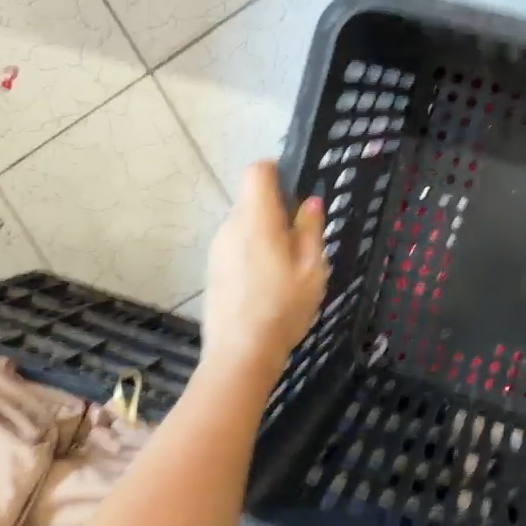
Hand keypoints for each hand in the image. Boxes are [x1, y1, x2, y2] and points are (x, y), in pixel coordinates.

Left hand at [202, 161, 328, 371]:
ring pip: (245, 225)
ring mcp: (218, 248)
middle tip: (303, 243)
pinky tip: (268, 285)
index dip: (278, 171)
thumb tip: (310, 202)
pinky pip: (237, 246)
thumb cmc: (283, 309)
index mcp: (257, 220)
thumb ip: (311, 231)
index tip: (297, 192)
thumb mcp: (312, 271)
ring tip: (287, 269)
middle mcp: (231, 227)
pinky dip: (253, 253)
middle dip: (277, 212)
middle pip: (253, 200)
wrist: (240, 354)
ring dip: (266, 235)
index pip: (258, 171)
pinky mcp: (214, 268)